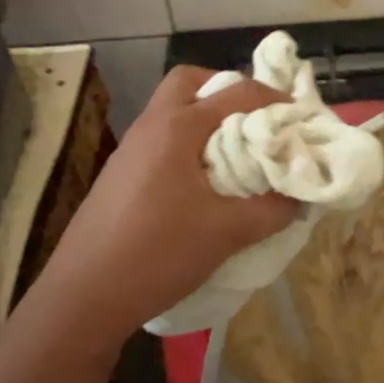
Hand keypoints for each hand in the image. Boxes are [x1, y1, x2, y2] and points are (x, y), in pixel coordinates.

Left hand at [35, 65, 300, 339]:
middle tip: (256, 120)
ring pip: (173, 112)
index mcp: (177, 128)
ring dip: (207, 119)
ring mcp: (130, 151)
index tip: (300, 118)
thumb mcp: (227, 233)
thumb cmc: (157, 253)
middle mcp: (150, 127)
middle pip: (189, 83)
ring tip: (238, 154)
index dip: (274, 98)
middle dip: (227, 91)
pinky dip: (189, 145)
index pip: (236, 92)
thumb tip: (302, 197)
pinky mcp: (120, 177)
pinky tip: (204, 185)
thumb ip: (272, 210)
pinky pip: (162, 141)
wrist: (81, 299)